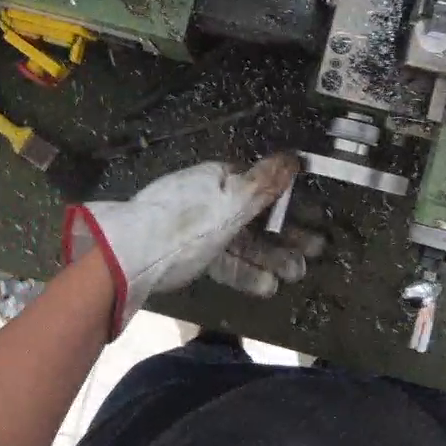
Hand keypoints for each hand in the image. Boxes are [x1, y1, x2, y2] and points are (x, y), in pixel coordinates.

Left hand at [63, 154, 323, 336]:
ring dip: (271, 257)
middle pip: (256, 217)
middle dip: (286, 235)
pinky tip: (268, 288)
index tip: (314, 217)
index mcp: (219, 180)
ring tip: (297, 274)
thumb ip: (264, 183)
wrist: (130, 258)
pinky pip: (224, 261)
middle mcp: (210, 200)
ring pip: (242, 242)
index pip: (261, 186)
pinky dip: (245, 273)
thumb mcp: (231, 203)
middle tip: (315, 252)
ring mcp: (199, 229)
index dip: (289, 201)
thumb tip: (293, 158)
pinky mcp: (190, 255)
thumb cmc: (186, 225)